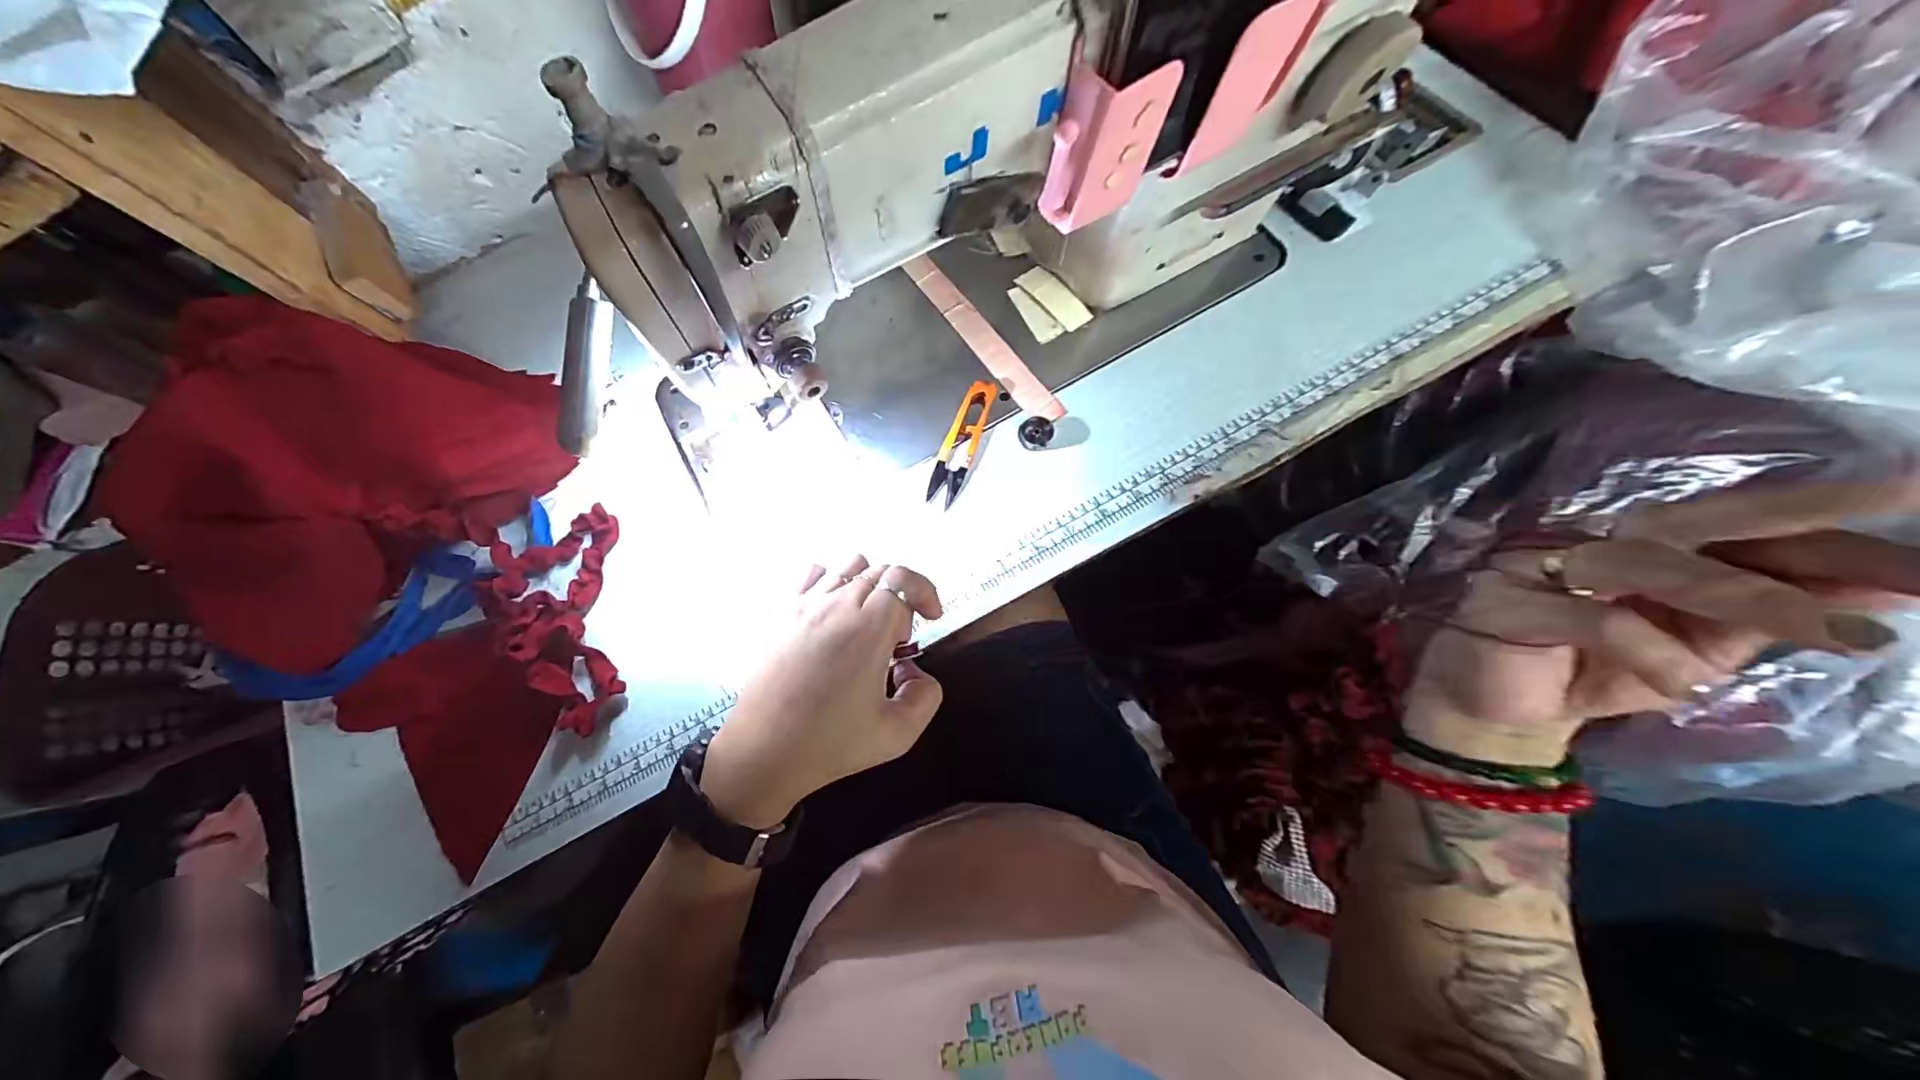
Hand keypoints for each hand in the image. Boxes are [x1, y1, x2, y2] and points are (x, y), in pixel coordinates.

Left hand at [701, 556, 943, 827]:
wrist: (764, 752)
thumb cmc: (827, 744)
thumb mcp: (898, 733)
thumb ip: (926, 696)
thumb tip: (916, 672)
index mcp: (868, 629)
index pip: (906, 582)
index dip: (926, 596)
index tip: (932, 617)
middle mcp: (837, 606)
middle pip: (883, 571)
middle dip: (903, 597)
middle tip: (900, 638)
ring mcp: (805, 605)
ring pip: (850, 565)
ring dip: (871, 584)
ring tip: (869, 621)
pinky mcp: (782, 613)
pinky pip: (814, 574)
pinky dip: (833, 582)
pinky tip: (835, 613)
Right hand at [1404, 478, 1919, 765]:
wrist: (1491, 708)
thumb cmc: (1588, 675)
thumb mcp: (1689, 657)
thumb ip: (1758, 625)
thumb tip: (1879, 593)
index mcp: (1644, 553)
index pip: (1743, 534)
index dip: (1834, 540)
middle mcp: (1595, 544)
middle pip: (1698, 522)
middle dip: (1802, 514)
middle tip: (1913, 504)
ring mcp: (1544, 565)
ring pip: (1651, 564)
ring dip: (1749, 596)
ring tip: (1840, 637)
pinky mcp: (1506, 600)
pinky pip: (1594, 618)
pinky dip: (1648, 651)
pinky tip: (1683, 688)